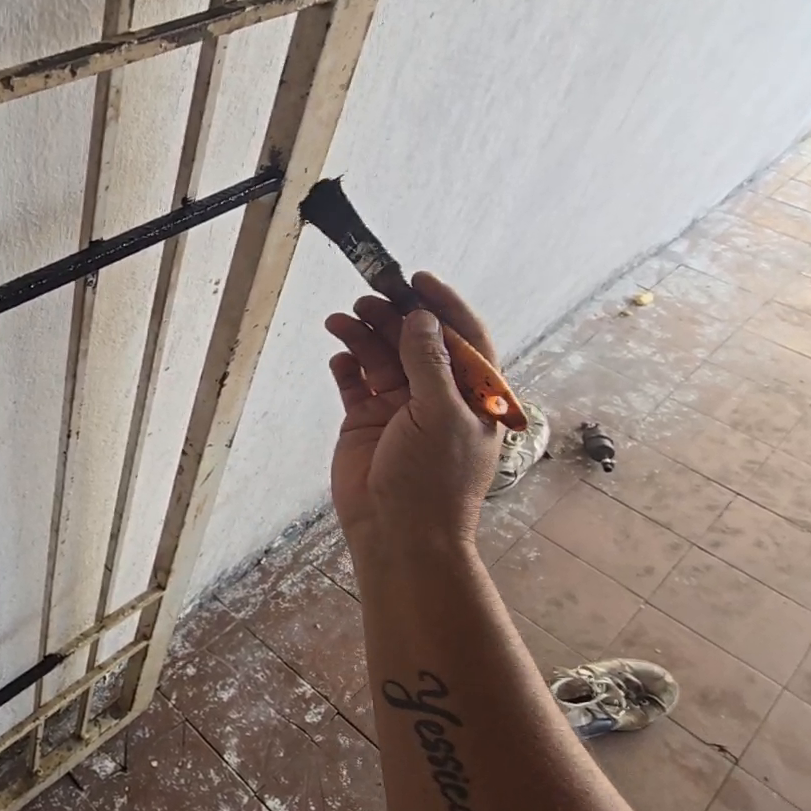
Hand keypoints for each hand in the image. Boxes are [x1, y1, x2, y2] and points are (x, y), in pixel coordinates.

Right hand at [325, 272, 501, 561]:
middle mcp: (436, 395)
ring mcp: (398, 407)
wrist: (397, 531)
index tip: (417, 279)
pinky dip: (346, 366)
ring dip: (363, 335)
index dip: (442, 306)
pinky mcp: (364, 421)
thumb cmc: (433, 478)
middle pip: (415, 342)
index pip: (462, 338)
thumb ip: (429, 363)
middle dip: (393, 316)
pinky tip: (338, 356)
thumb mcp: (441, 415)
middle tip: (367, 297)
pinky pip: (354, 383)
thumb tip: (421, 319)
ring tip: (341, 319)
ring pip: (380, 357)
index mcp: (471, 394)